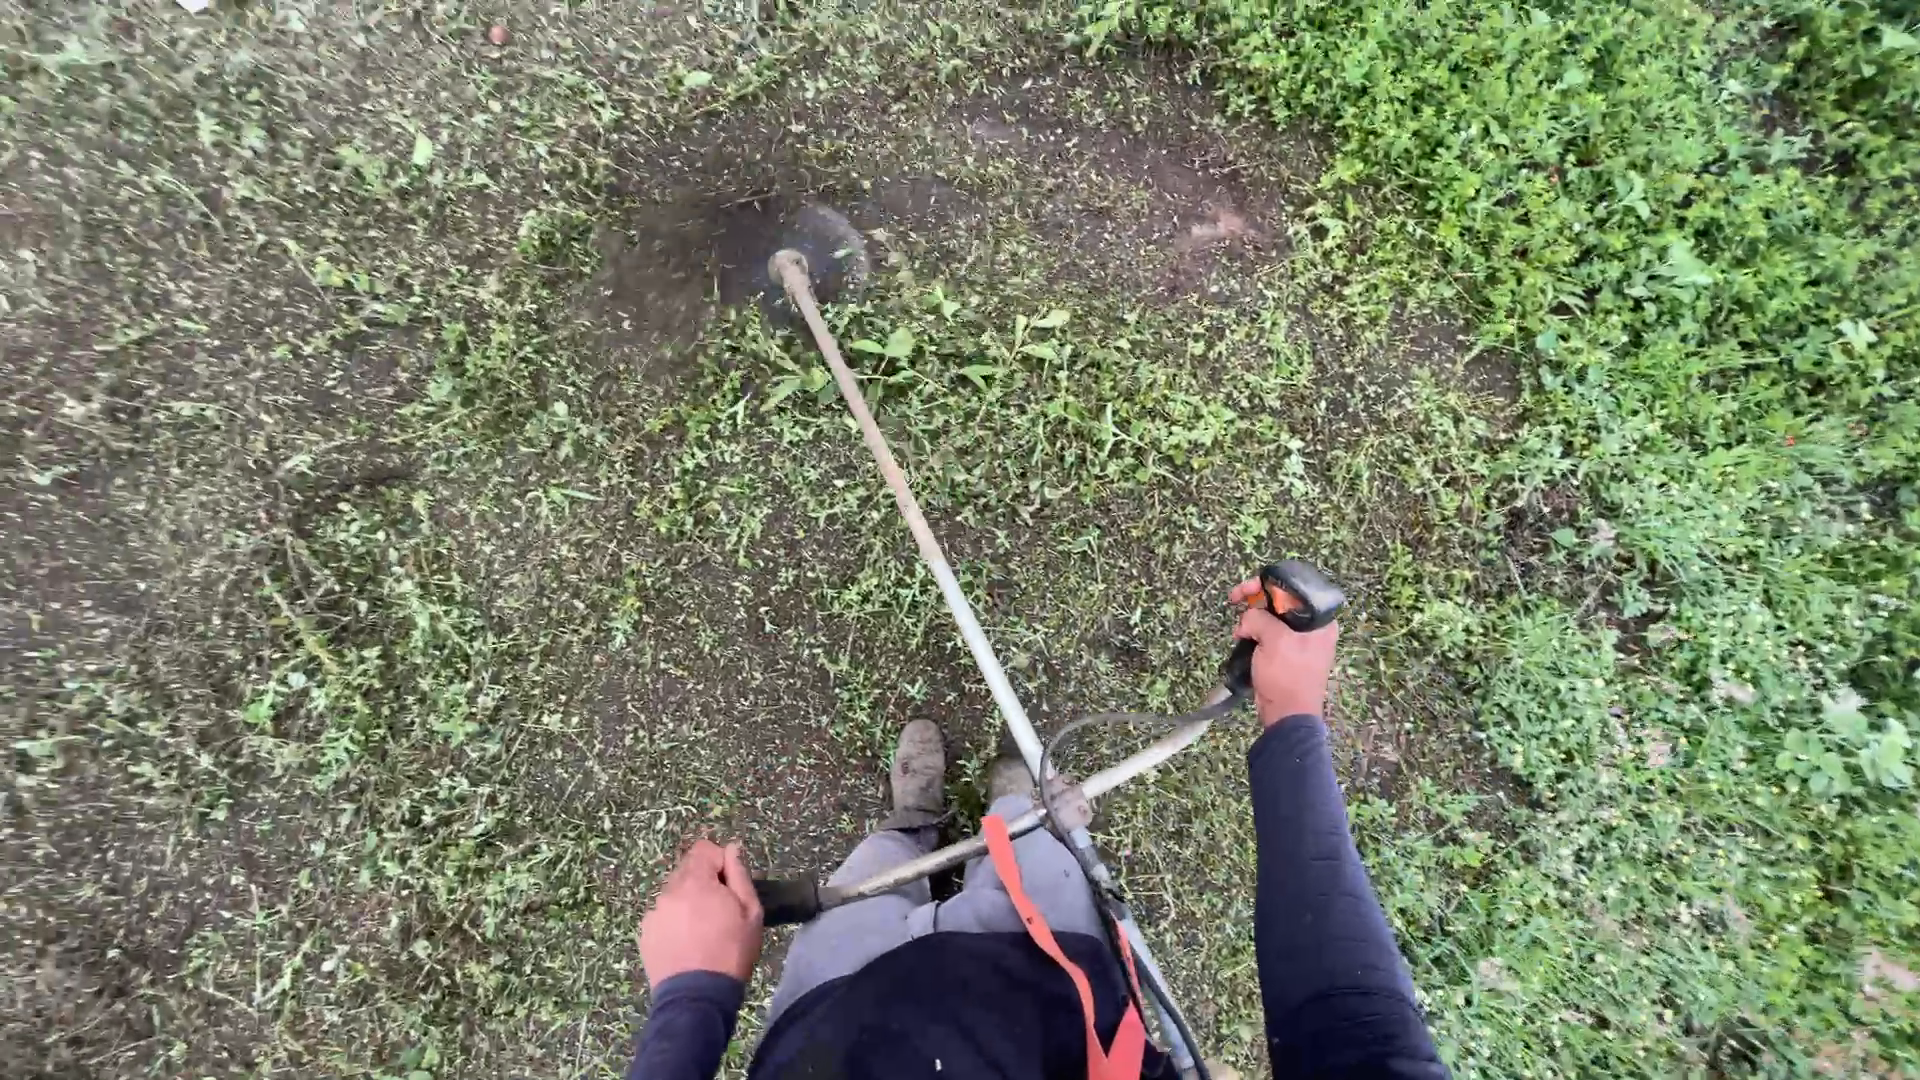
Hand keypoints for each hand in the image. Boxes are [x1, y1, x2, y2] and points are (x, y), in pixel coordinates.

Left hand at [638, 838, 763, 988]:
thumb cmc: (730, 952)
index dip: (720, 861)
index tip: (729, 885)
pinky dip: (675, 919)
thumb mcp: (750, 911)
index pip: (704, 849)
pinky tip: (686, 941)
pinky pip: (663, 913)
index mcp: (695, 882)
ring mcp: (654, 913)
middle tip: (718, 908)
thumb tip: (732, 848)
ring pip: (675, 892)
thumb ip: (739, 875)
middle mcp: (669, 891)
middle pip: (687, 869)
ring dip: (688, 900)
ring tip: (701, 928)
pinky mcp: (645, 933)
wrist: (696, 999)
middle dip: (704, 881)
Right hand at [1230, 577, 1339, 727]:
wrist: (1286, 714)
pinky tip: (1242, 638)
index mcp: (1320, 620)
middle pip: (1280, 601)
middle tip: (1234, 600)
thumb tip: (1246, 619)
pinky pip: (1268, 633)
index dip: (1266, 584)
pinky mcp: (1285, 653)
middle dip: (1255, 601)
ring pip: (1270, 617)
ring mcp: (1299, 641)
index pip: (1293, 588)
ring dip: (1251, 619)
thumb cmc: (1286, 675)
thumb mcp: (1274, 639)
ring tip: (1240, 631)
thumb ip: (1259, 617)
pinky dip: (1253, 632)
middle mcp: (1313, 627)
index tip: (1244, 590)